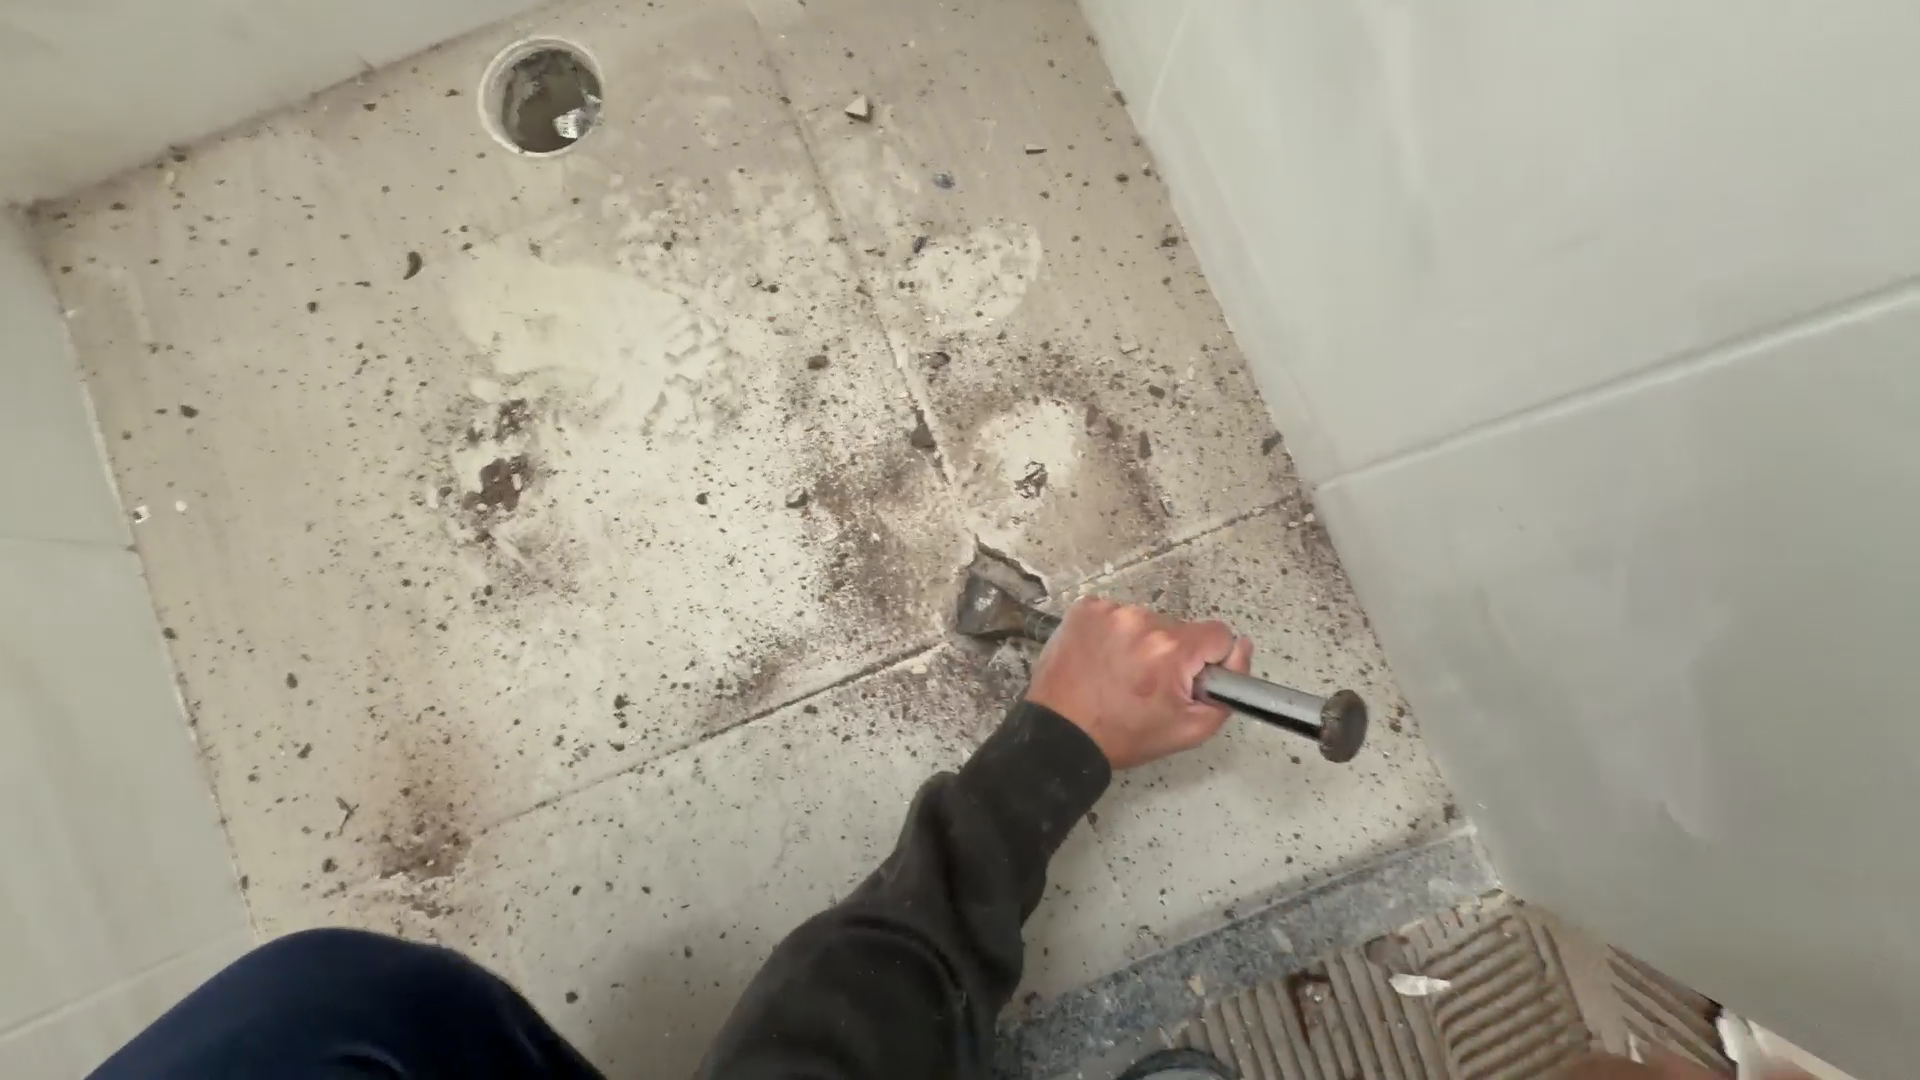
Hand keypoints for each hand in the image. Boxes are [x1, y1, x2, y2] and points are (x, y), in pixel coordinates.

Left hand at [1024, 596, 1253, 769]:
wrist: (1060, 733)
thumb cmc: (1121, 734)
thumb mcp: (1189, 729)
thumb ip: (1228, 691)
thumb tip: (1240, 649)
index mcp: (1171, 648)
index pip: (1219, 634)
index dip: (1212, 659)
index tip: (1192, 678)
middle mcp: (1141, 620)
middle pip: (1179, 629)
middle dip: (1172, 654)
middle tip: (1148, 684)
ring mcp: (1109, 611)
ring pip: (1146, 622)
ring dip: (1140, 642)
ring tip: (1120, 674)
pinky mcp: (1084, 609)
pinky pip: (1115, 615)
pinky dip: (1112, 634)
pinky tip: (1102, 660)